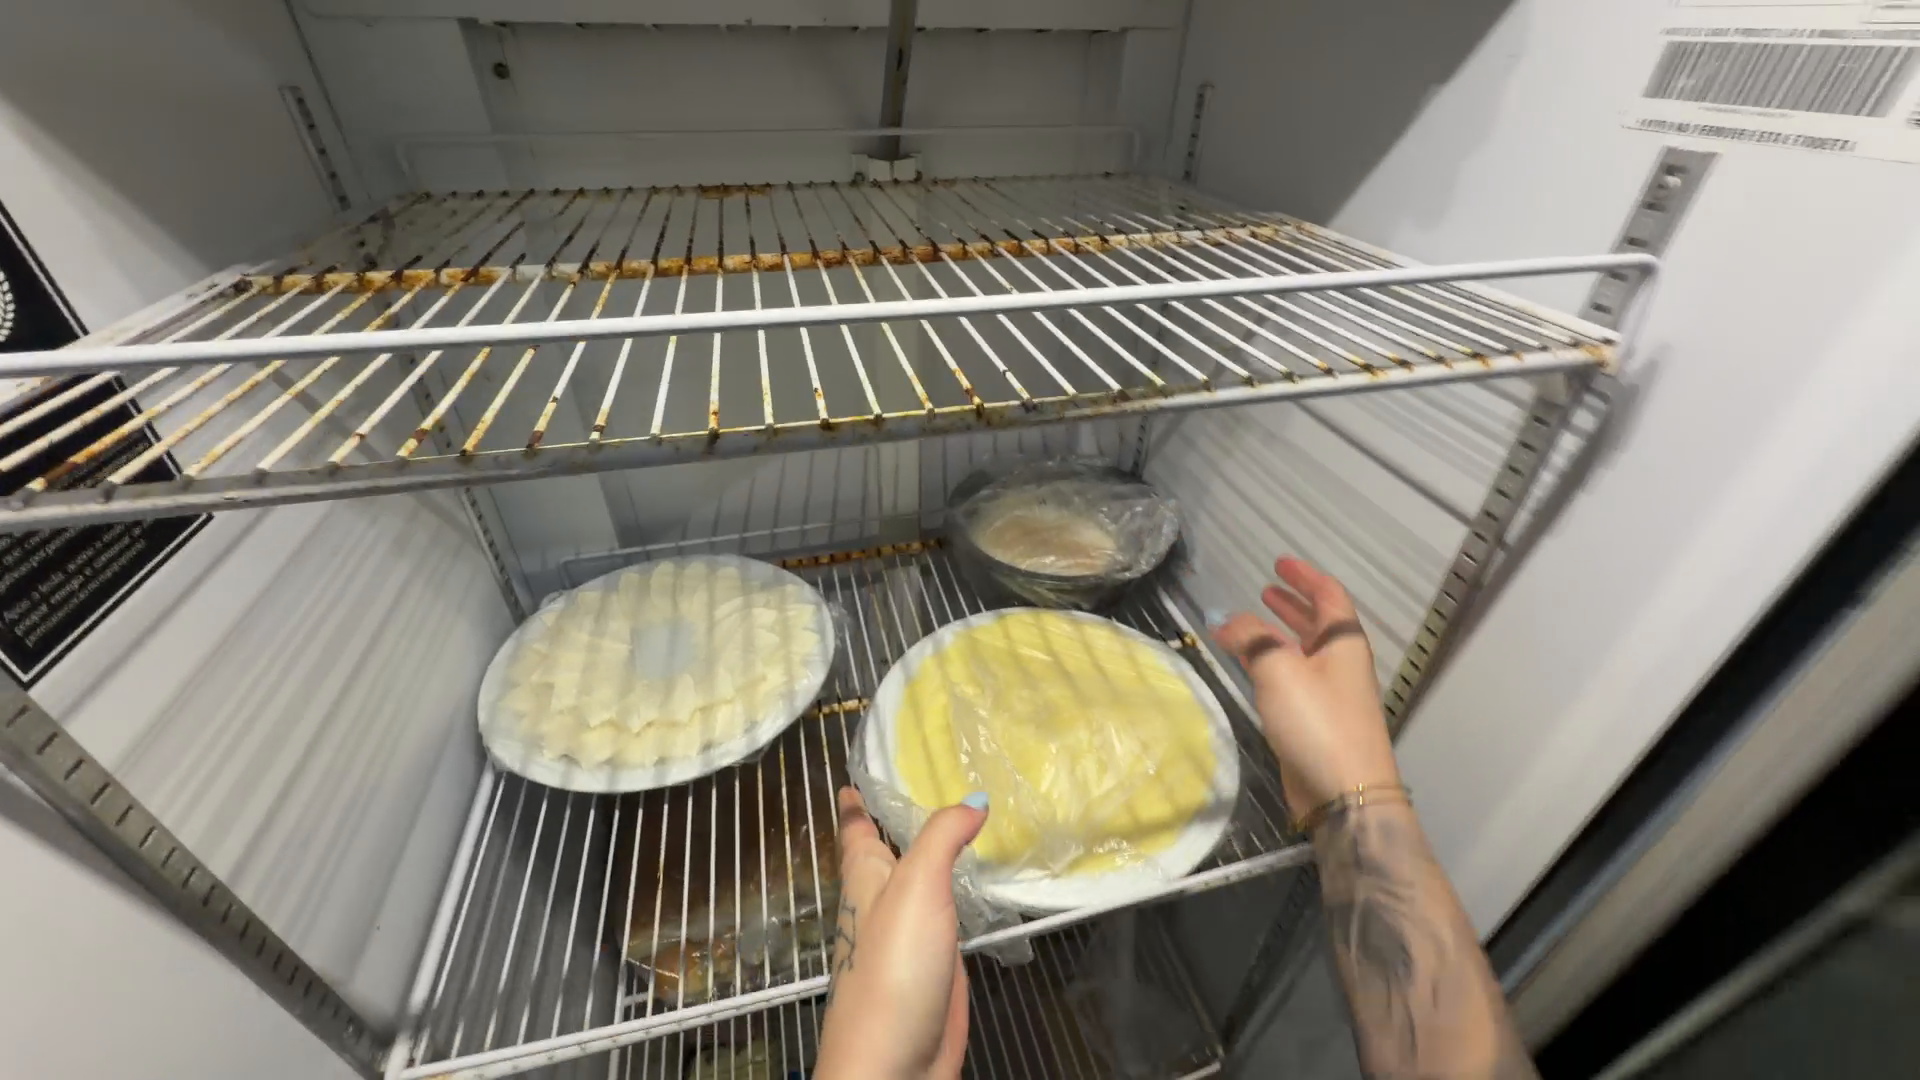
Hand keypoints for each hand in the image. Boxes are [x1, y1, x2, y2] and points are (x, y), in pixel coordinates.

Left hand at [814, 786, 987, 1079]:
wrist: (896, 1065)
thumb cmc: (892, 965)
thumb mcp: (916, 886)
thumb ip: (943, 836)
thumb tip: (976, 797)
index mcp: (865, 872)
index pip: (856, 824)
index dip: (857, 797)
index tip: (859, 770)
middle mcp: (885, 893)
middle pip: (891, 844)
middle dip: (902, 814)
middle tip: (935, 774)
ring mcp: (911, 927)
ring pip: (922, 873)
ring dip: (936, 846)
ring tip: (966, 814)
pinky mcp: (937, 956)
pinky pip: (948, 905)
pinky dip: (959, 882)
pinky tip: (981, 873)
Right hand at [1211, 557, 1399, 814]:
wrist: (1344, 794)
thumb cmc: (1318, 721)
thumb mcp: (1279, 669)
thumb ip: (1252, 639)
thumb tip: (1227, 621)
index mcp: (1343, 644)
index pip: (1330, 597)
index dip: (1305, 577)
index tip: (1281, 563)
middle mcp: (1341, 665)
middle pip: (1319, 623)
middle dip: (1293, 603)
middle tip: (1266, 589)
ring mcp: (1330, 695)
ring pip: (1304, 651)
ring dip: (1280, 632)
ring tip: (1252, 621)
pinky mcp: (1315, 721)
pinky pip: (1292, 678)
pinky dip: (1272, 662)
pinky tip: (1250, 665)